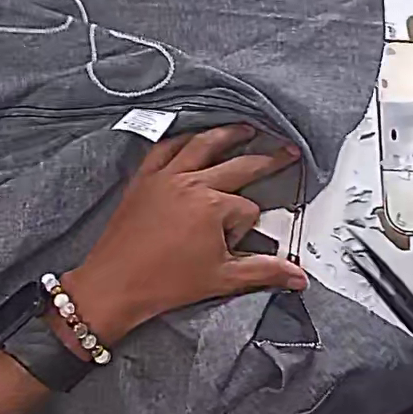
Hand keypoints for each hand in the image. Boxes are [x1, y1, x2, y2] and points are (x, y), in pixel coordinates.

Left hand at [60, 124, 308, 346]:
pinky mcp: (144, 180)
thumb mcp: (222, 278)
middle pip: (238, 165)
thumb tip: (297, 276)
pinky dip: (181, 139)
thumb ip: (264, 272)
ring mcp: (165, 177)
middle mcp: (190, 184)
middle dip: (267, 159)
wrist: (115, 285)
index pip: (247, 208)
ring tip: (246, 128)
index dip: (245, 228)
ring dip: (227, 134)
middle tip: (286, 151)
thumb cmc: (163, 282)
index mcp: (212, 206)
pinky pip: (165, 148)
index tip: (230, 245)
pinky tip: (191, 137)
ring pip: (202, 145)